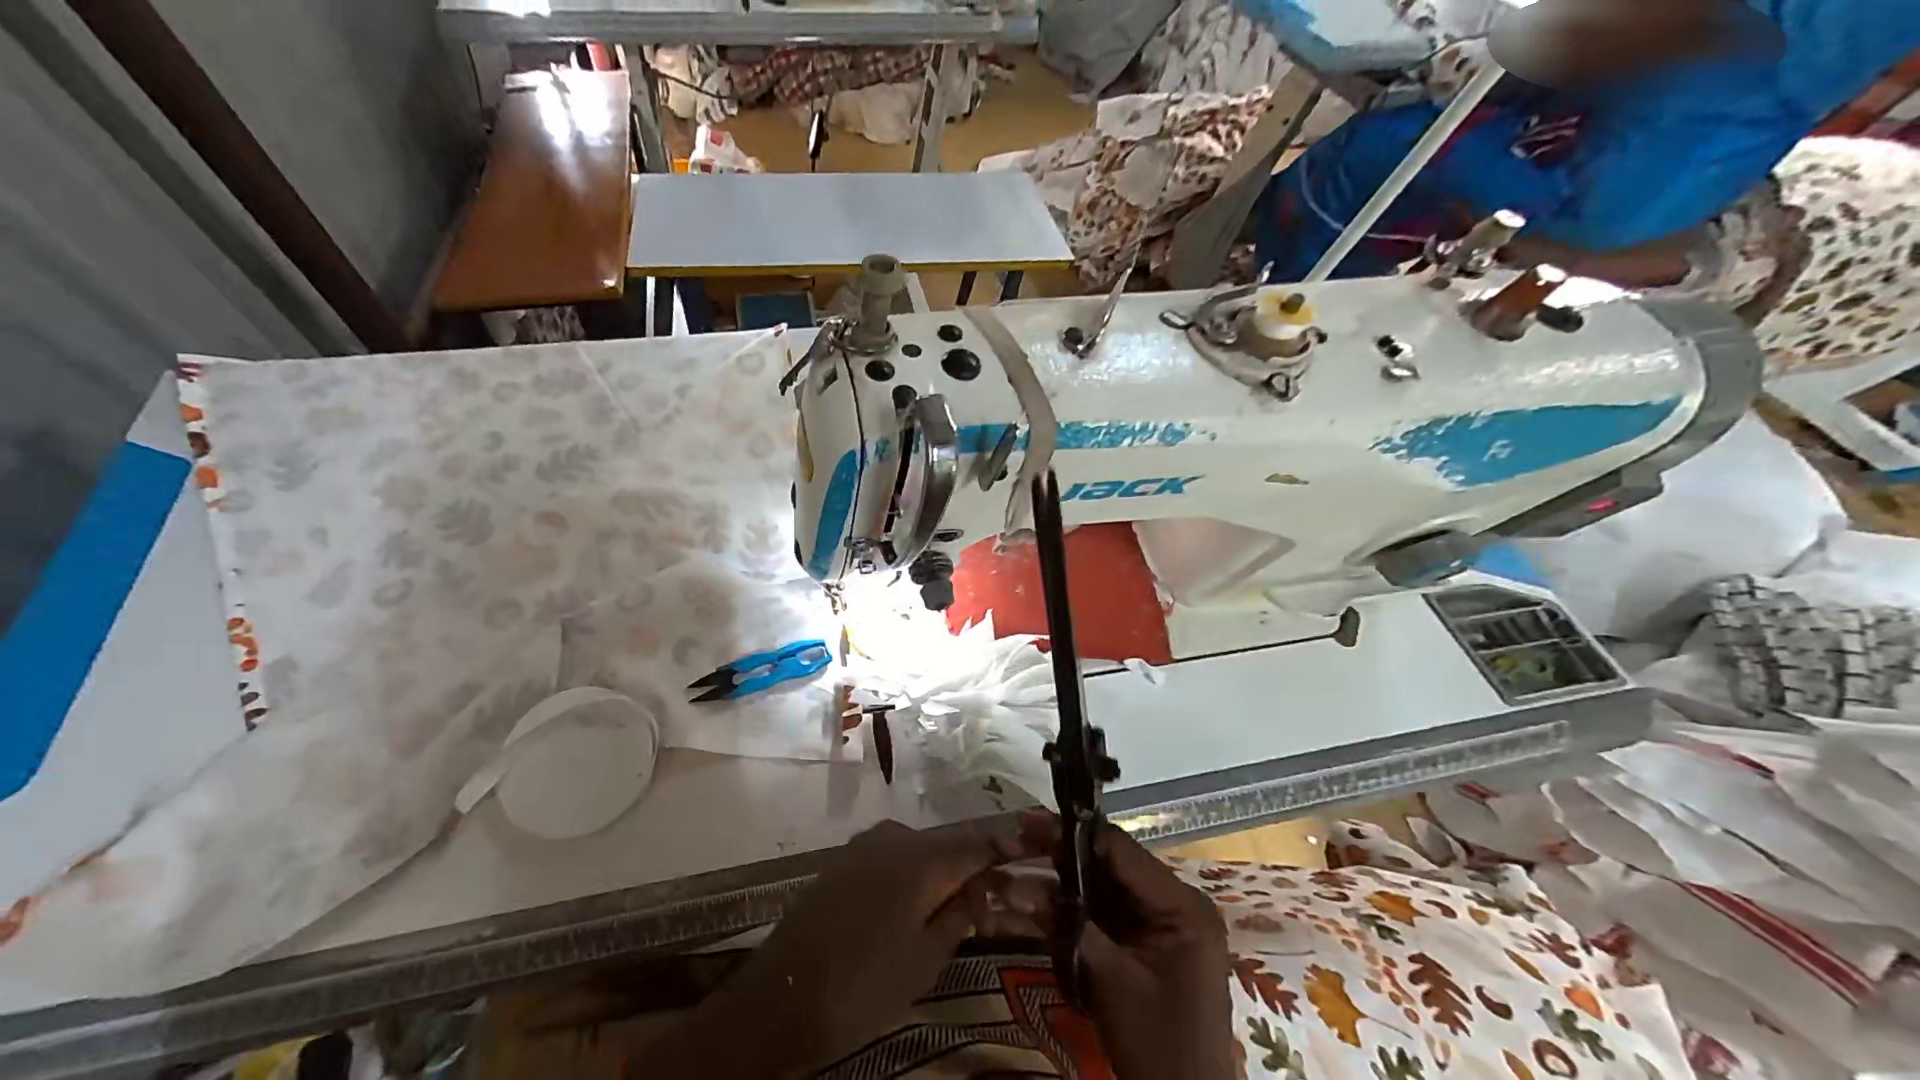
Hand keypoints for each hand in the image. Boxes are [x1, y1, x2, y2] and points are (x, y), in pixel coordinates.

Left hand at [652, 819, 1020, 1077]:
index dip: (1015, 838)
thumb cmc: (860, 984)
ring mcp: (865, 847)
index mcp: (920, 857)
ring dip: (950, 868)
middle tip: (1013, 878)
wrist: (777, 997)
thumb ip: (960, 912)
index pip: (980, 840)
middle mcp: (894, 837)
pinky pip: (896, 859)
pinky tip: (926, 898)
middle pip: (952, 842)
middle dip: (983, 858)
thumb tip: (985, 885)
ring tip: (972, 895)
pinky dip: (919, 873)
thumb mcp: (925, 957)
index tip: (1047, 833)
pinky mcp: (845, 862)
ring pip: (923, 850)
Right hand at [1020, 811, 1236, 1079]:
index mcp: (1182, 906)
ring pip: (1110, 884)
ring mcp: (1167, 923)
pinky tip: (1045, 895)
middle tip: (1021, 835)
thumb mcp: (1110, 979)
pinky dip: (1081, 903)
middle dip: (1066, 852)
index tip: (1032, 821)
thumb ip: (1070, 924)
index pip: (1122, 852)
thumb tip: (1021, 885)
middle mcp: (1179, 903)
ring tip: (1024, 858)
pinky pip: (1113, 910)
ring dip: (1069, 876)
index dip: (1074, 834)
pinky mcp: (1153, 941)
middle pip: (1114, 864)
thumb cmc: (1156, 1041)